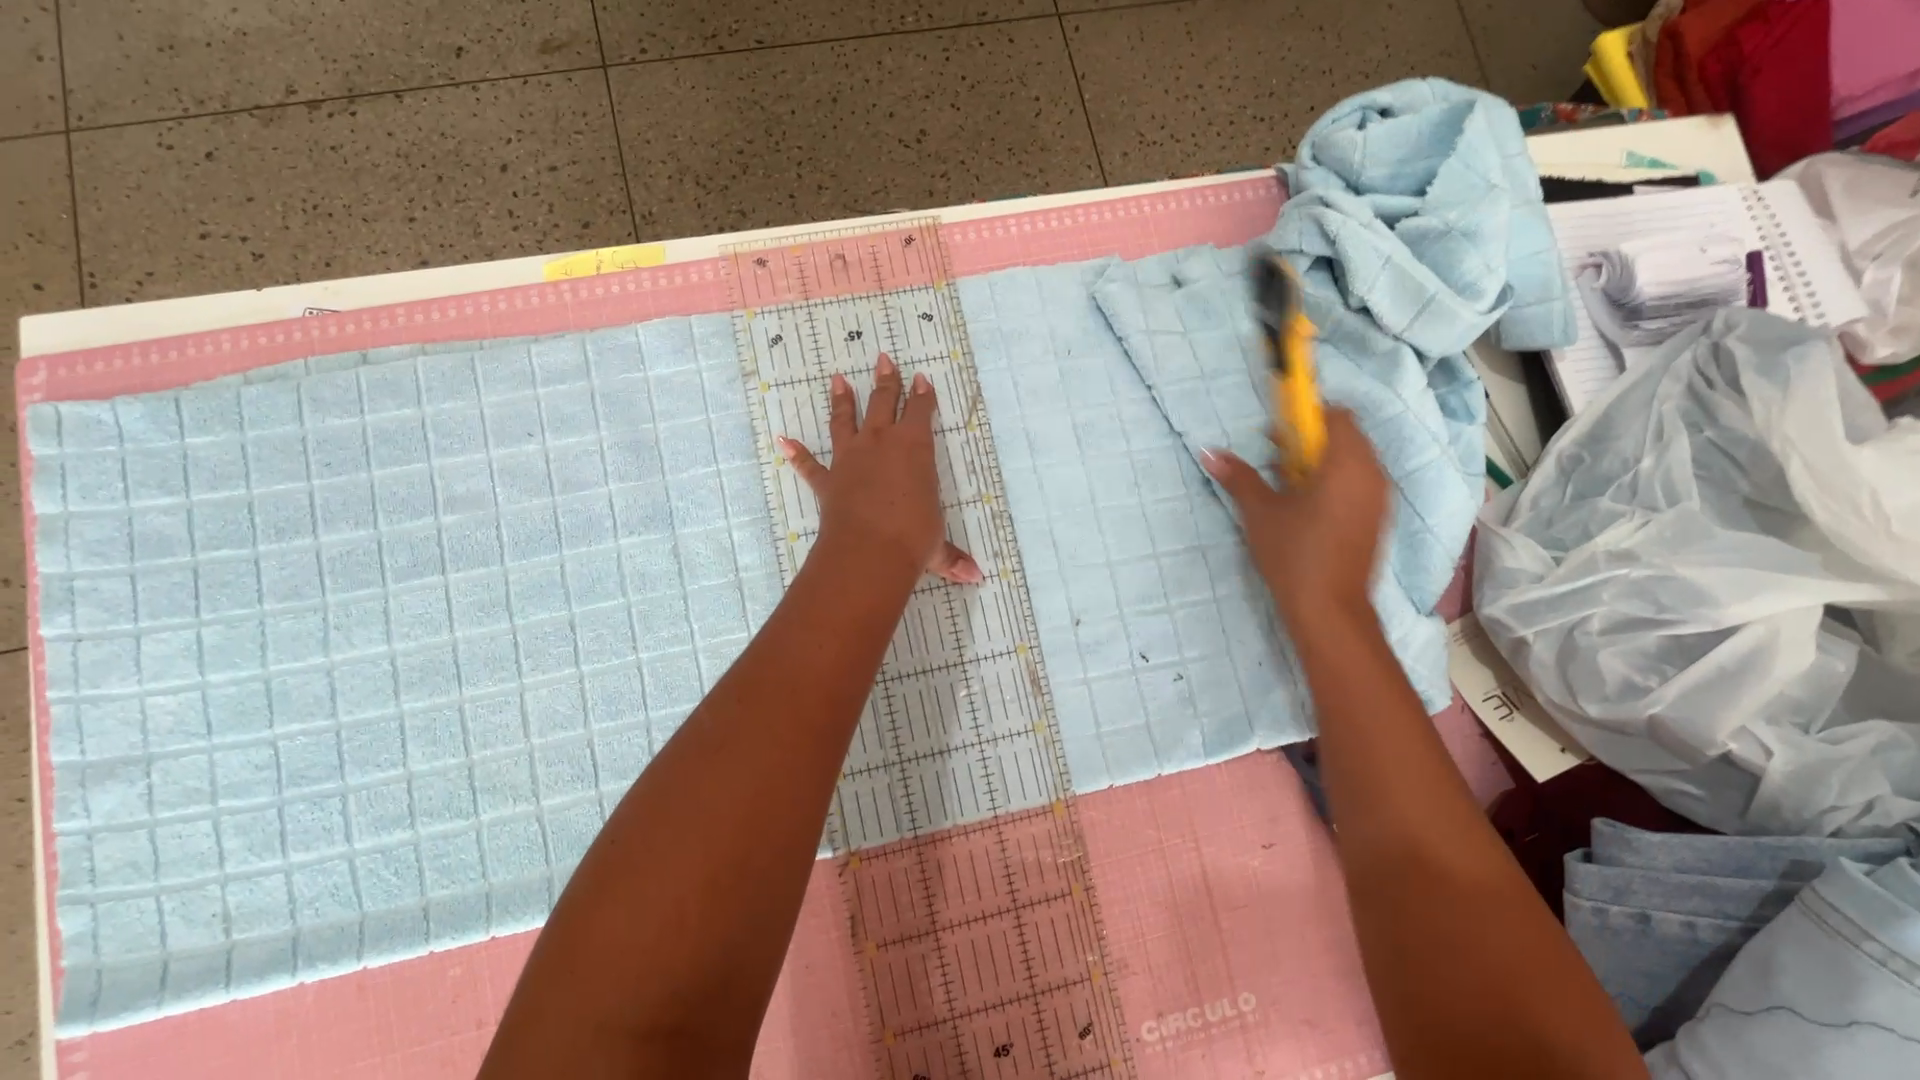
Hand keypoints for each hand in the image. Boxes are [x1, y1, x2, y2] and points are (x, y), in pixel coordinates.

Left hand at [775, 353, 982, 584]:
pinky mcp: (828, 481)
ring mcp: (851, 459)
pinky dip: (796, 453)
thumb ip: (953, 557)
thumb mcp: (937, 546)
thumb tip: (976, 578)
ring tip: (837, 380)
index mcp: (915, 447)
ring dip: (842, 400)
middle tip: (883, 360)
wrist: (870, 549)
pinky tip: (784, 441)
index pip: (921, 412)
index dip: (923, 395)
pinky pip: (809, 464)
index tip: (922, 379)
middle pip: (884, 403)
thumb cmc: (913, 538)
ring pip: (845, 421)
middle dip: (886, 381)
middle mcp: (881, 443)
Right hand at [1202, 409, 1386, 625]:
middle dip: (1310, 439)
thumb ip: (1240, 477)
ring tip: (1285, 483)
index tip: (1276, 432)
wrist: (1329, 609)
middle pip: (1346, 436)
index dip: (1306, 415)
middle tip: (1275, 457)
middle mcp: (1372, 474)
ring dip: (1320, 462)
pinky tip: (1303, 506)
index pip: (1337, 415)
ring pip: (1352, 461)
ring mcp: (1379, 498)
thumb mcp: (1260, 513)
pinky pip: (1358, 484)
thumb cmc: (1295, 554)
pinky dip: (1333, 482)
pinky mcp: (1376, 519)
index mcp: (1347, 464)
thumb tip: (1210, 453)